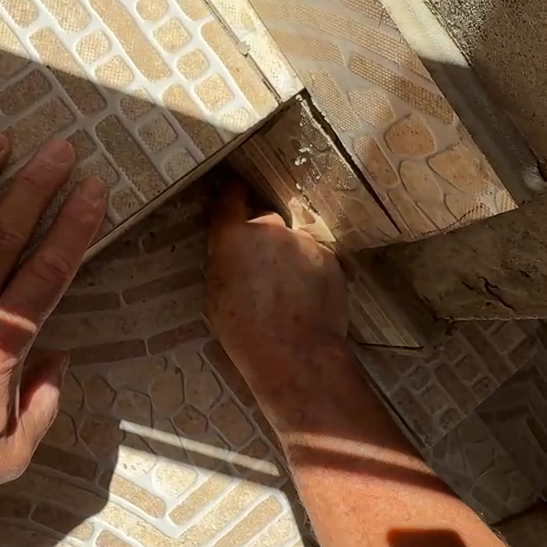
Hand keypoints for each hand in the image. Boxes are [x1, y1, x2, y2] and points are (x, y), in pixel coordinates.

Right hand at [205, 179, 350, 433]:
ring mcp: (302, 240)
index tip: (234, 193)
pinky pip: (315, 256)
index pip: (230, 198)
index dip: (232, 195)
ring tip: (288, 290)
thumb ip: (226, 261)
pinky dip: (311, 270)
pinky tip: (307, 297)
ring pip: (293, 240)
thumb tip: (233, 252)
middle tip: (261, 267)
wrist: (294, 352)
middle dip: (262, 236)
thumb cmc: (244, 331)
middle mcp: (268, 228)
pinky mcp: (329, 256)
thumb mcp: (217, 293)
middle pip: (264, 220)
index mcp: (233, 236)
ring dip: (289, 255)